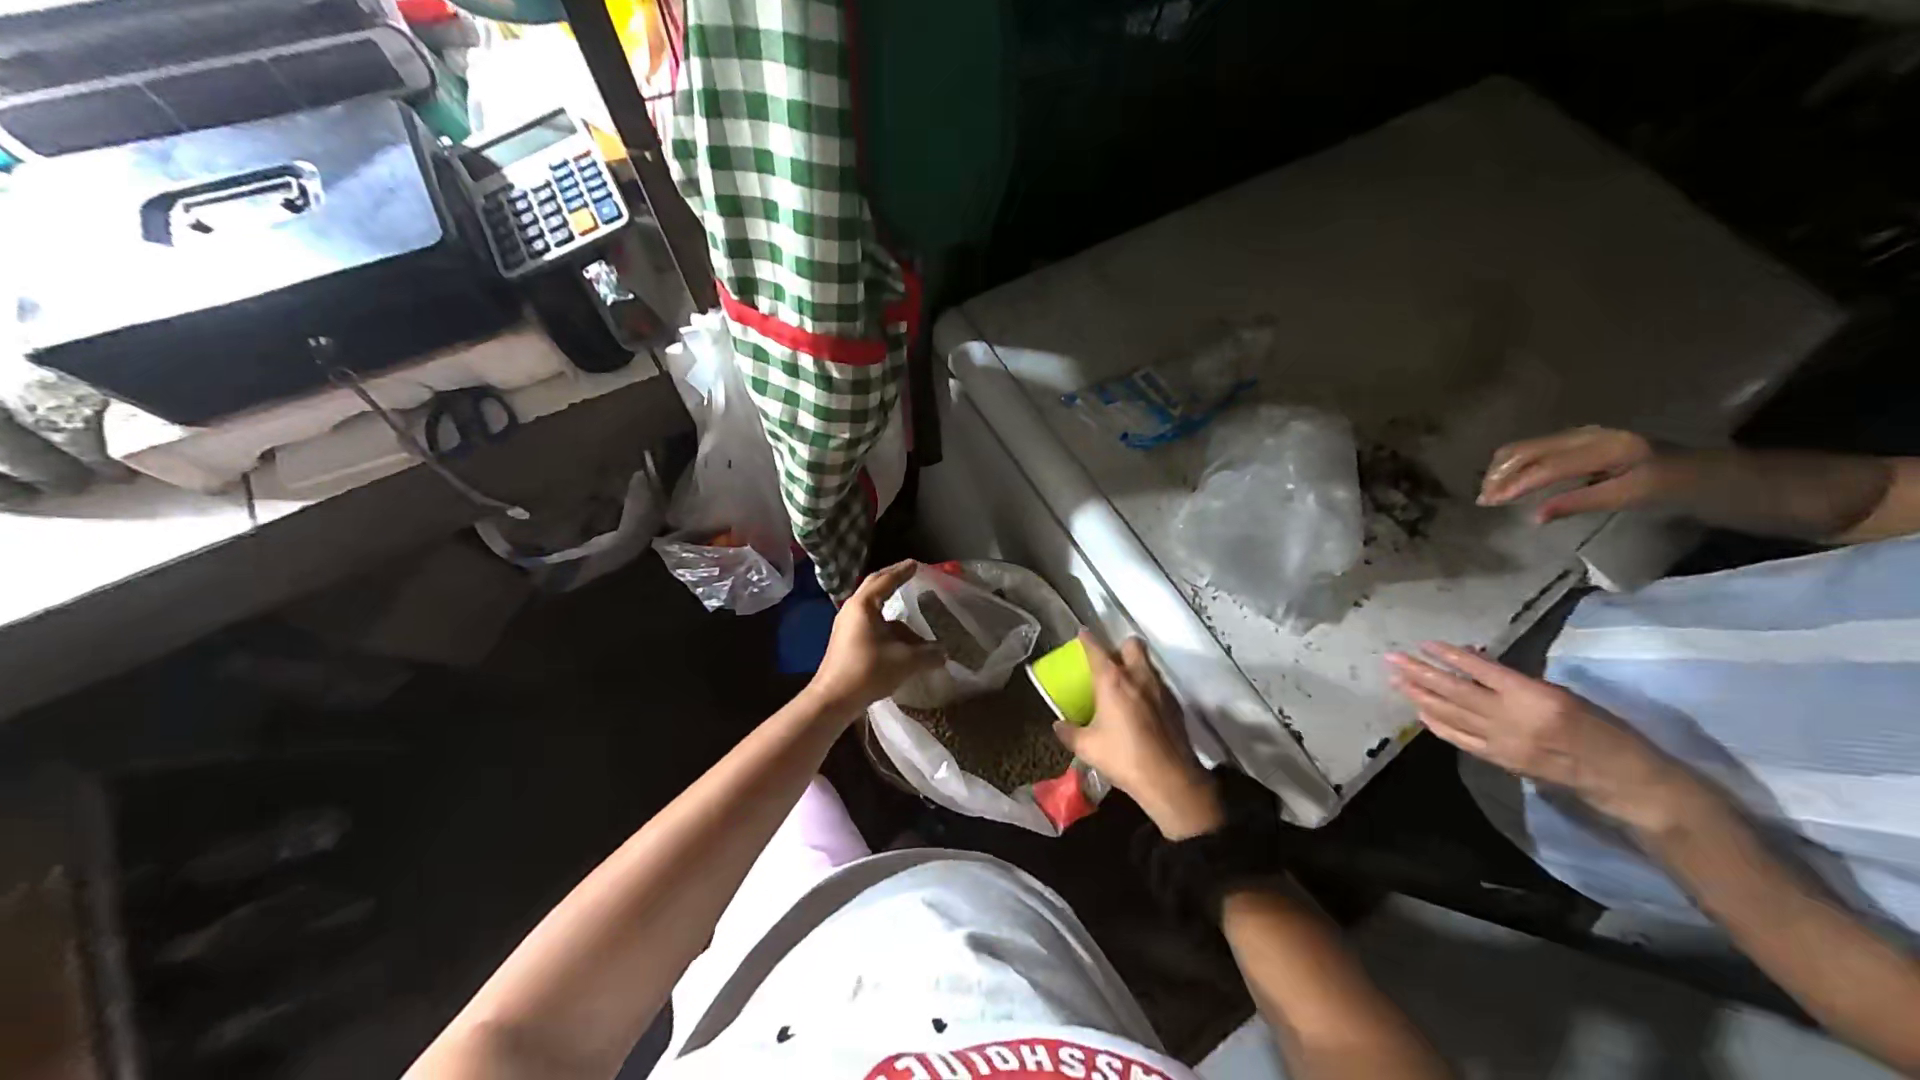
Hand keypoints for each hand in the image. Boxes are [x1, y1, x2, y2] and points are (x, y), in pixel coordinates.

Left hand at [806, 560, 944, 714]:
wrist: (833, 699)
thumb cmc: (867, 671)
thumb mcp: (905, 661)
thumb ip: (928, 654)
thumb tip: (945, 652)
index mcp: (864, 605)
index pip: (885, 580)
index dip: (902, 571)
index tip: (915, 564)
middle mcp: (852, 610)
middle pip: (875, 588)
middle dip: (893, 580)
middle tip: (909, 573)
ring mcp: (847, 626)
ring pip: (874, 611)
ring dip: (894, 613)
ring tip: (914, 622)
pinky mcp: (846, 642)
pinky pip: (871, 625)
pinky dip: (888, 628)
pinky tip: (902, 642)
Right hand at [1055, 634, 1222, 838]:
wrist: (1169, 779)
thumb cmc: (1123, 758)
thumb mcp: (1087, 748)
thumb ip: (1069, 732)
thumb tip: (1058, 725)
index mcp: (1112, 681)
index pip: (1096, 648)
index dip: (1087, 639)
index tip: (1082, 634)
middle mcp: (1138, 676)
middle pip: (1132, 644)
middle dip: (1120, 647)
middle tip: (1110, 663)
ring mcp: (1160, 688)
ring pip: (1148, 663)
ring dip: (1136, 667)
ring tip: (1125, 686)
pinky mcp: (1175, 704)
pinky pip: (1159, 684)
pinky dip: (1148, 688)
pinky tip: (1142, 708)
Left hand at [1386, 642, 1692, 830]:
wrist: (1620, 777)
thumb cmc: (1601, 728)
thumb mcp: (1562, 692)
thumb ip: (1514, 680)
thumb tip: (1474, 662)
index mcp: (1533, 696)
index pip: (1480, 670)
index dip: (1450, 656)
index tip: (1425, 644)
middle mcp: (1510, 718)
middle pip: (1453, 691)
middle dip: (1419, 673)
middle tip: (1392, 658)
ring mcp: (1499, 741)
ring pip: (1448, 714)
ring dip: (1419, 695)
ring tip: (1396, 679)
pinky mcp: (1497, 760)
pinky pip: (1457, 738)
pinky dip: (1436, 723)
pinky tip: (1419, 711)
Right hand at [1479, 426, 1664, 524]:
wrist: (1703, 472)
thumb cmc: (1669, 488)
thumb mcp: (1628, 498)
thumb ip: (1579, 503)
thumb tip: (1534, 517)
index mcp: (1605, 448)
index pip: (1547, 465)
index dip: (1515, 484)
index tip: (1490, 503)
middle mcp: (1588, 434)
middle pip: (1528, 449)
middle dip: (1500, 473)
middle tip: (1484, 499)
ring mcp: (1582, 434)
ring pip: (1527, 446)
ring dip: (1503, 468)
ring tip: (1491, 491)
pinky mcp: (1578, 439)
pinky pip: (1536, 447)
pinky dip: (1516, 464)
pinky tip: (1510, 480)